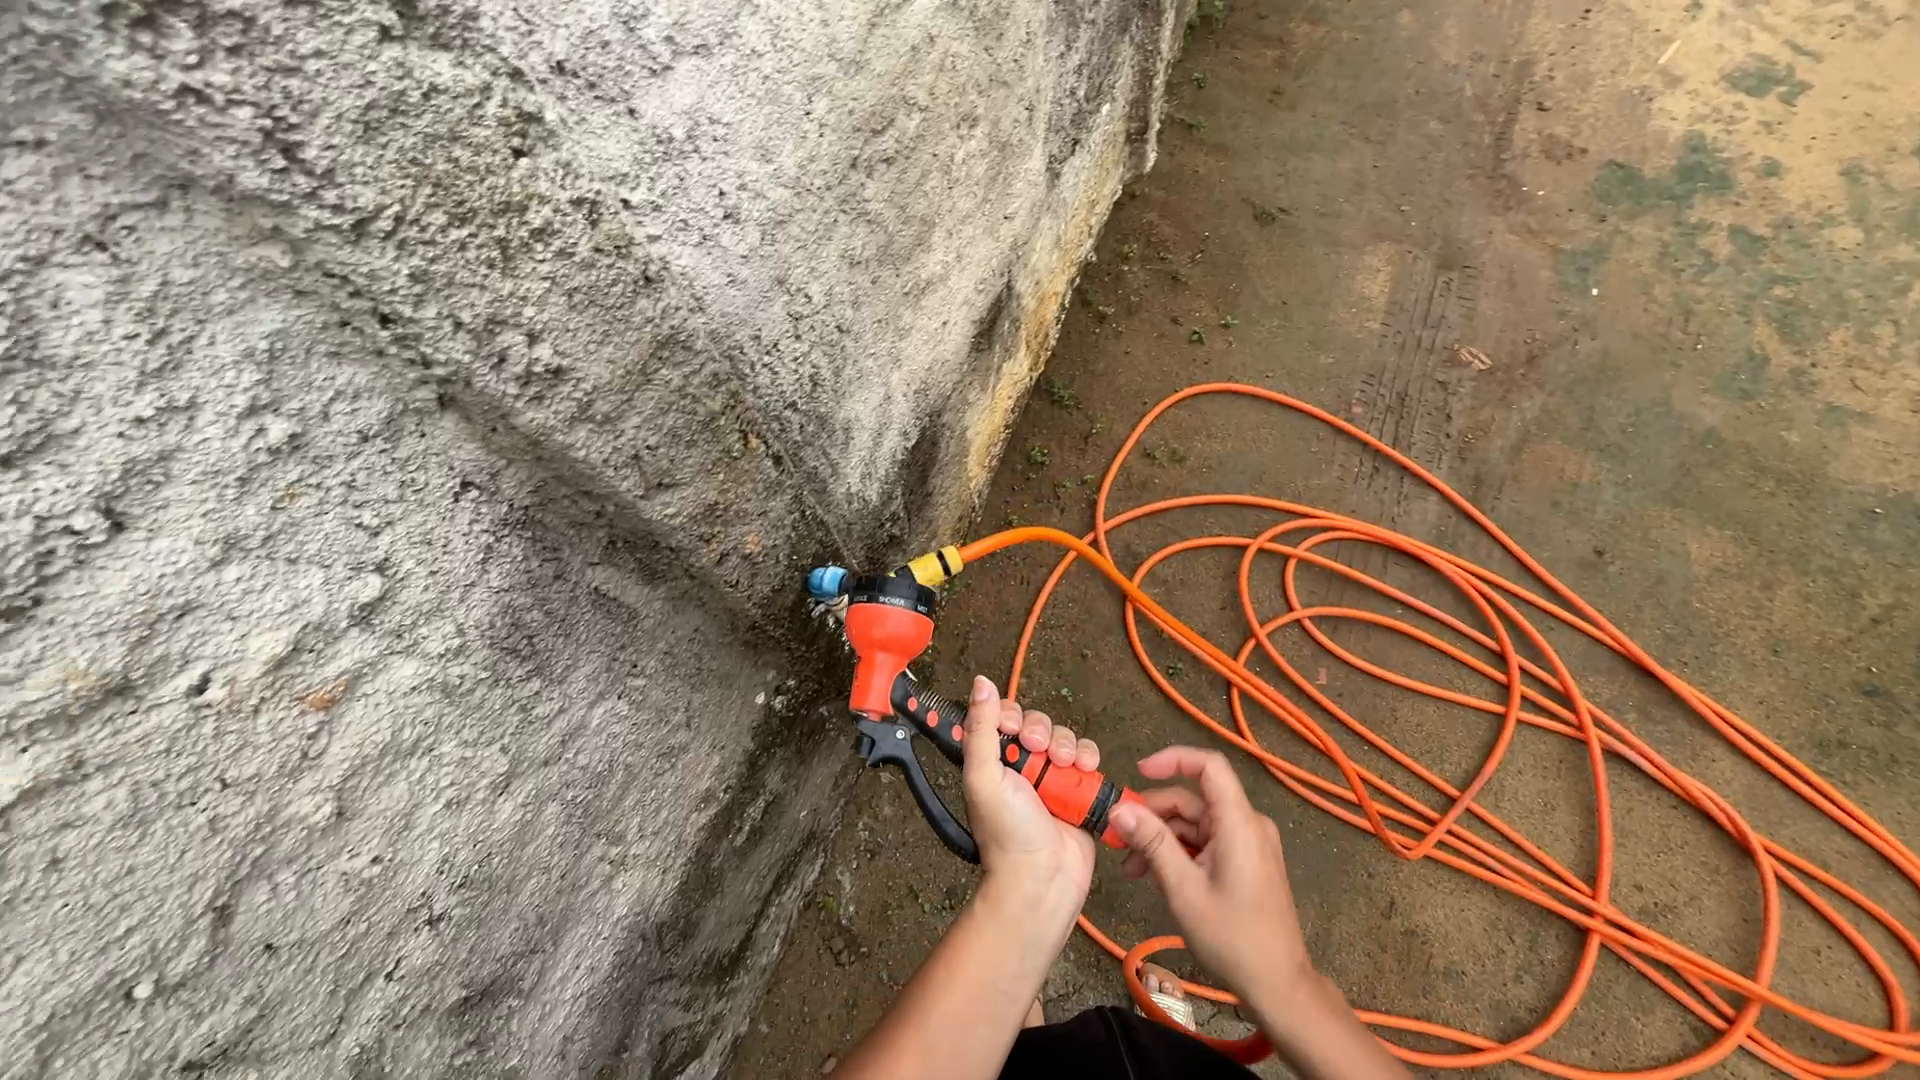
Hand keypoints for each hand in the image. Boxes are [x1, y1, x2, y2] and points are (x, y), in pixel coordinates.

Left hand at [962, 676, 1098, 925]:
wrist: (1044, 879)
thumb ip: (982, 729)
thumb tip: (980, 683)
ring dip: (1067, 744)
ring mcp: (1051, 777)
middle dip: (1042, 732)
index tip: (1012, 730)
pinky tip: (1086, 768)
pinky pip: (1087, 756)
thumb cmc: (1007, 833)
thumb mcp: (983, 777)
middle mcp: (1021, 766)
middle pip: (1037, 723)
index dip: (1009, 716)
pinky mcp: (1078, 789)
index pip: (1002, 718)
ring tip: (1064, 765)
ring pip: (1063, 736)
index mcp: (992, 761)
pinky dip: (1088, 757)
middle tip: (1040, 752)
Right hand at [1107, 746, 1314, 1017]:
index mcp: (1239, 823)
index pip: (1209, 766)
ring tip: (1133, 869)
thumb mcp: (1183, 889)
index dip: (1172, 759)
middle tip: (1120, 839)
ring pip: (1194, 822)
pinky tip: (1155, 875)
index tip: (1137, 772)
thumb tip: (1119, 809)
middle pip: (1193, 798)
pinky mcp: (1244, 860)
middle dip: (1153, 814)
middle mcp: (1247, 824)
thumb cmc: (1232, 937)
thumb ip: (1152, 843)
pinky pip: (1205, 841)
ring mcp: (1247, 843)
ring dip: (1161, 838)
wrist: (1278, 985)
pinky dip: (1178, 851)